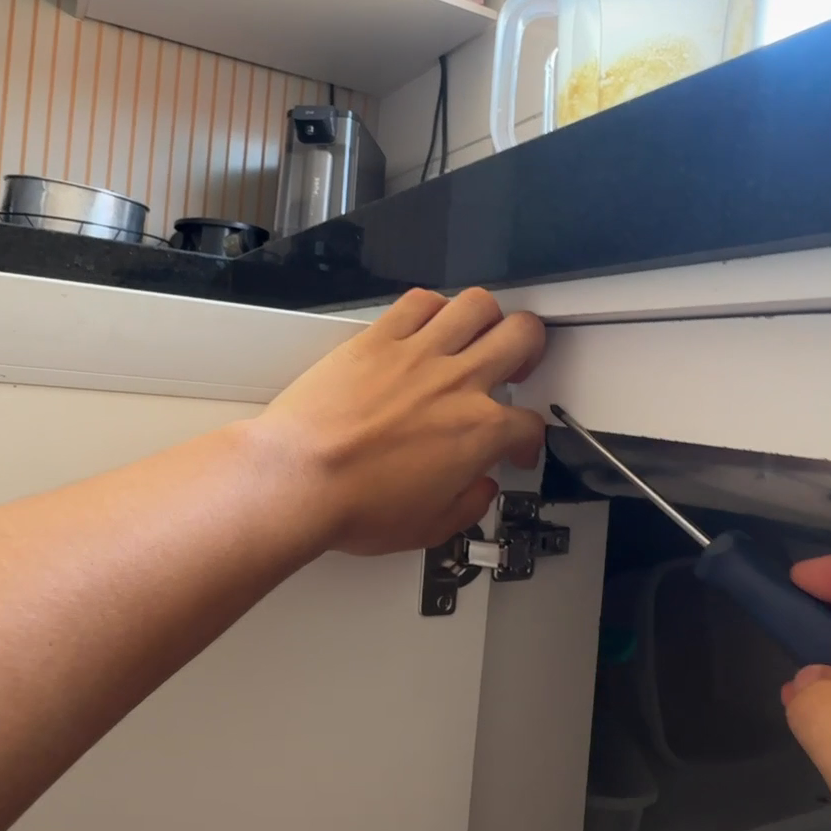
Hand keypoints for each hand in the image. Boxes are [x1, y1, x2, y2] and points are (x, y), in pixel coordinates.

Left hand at [245, 288, 545, 555]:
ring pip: (476, 304)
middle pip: (522, 336)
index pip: (527, 424)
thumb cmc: (353, 504)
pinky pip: (418, 302)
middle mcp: (456, 382)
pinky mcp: (377, 339)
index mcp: (478, 431)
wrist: (299, 479)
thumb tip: (478, 491)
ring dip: (488, 317)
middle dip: (531, 348)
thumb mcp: (428, 529)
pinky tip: (428, 322)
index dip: (528, 439)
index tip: (515, 446)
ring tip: (479, 333)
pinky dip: (431, 306)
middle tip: (518, 363)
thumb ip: (467, 505)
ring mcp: (417, 354)